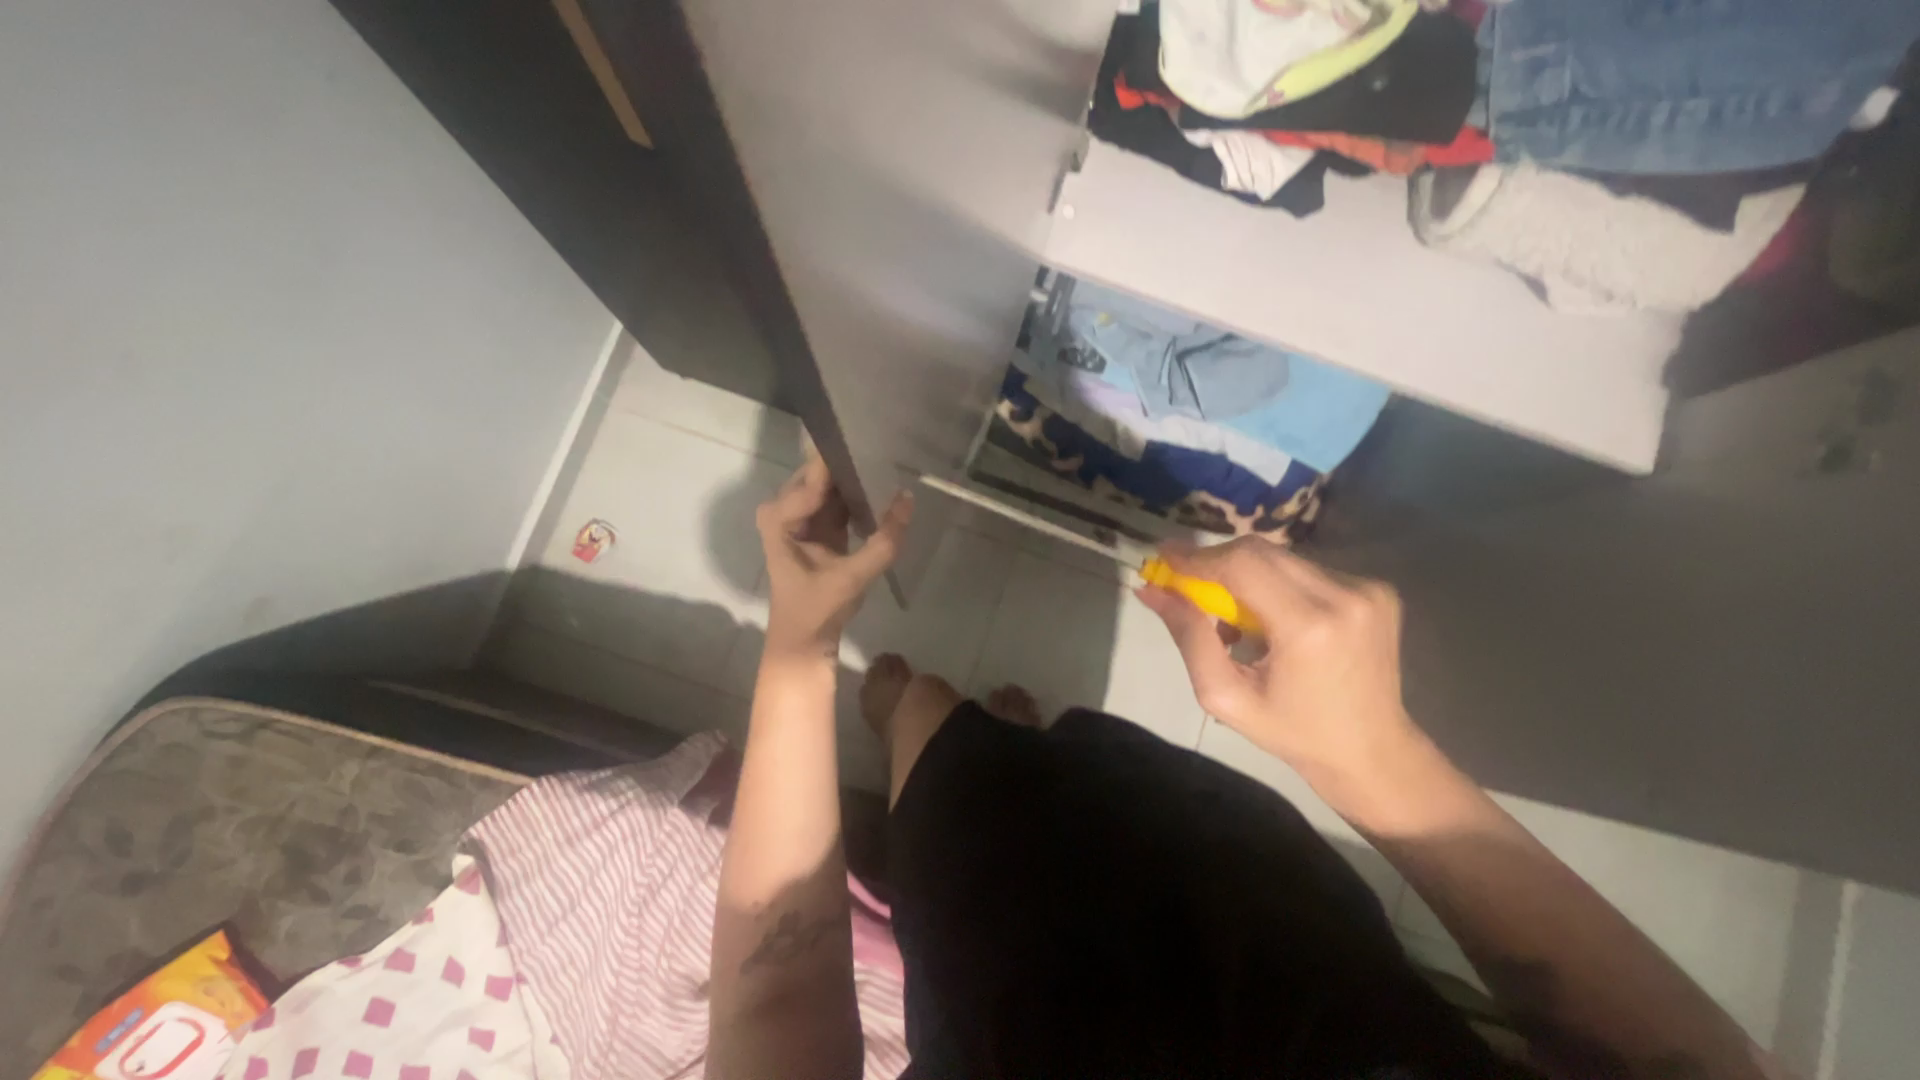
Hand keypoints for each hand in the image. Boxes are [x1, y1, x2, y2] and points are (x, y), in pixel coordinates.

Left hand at [757, 450, 912, 661]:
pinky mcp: (816, 523)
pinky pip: (837, 497)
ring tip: (888, 461)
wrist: (803, 641)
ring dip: (855, 477)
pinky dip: (856, 494)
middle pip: (820, 473)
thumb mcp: (853, 578)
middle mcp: (783, 508)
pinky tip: (881, 486)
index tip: (874, 440)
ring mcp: (799, 514)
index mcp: (779, 517)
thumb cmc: (817, 610)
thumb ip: (883, 541)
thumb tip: (908, 498)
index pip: (815, 477)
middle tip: (887, 449)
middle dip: (850, 463)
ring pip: (830, 483)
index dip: (843, 459)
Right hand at [1136, 537, 1421, 788]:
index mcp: (1308, 627)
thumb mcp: (1226, 697)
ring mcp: (1367, 589)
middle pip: (1262, 552)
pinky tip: (1273, 620)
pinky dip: (1278, 585)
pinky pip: (1308, 571)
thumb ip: (1189, 638)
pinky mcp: (1378, 589)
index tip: (1164, 557)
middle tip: (1186, 582)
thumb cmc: (1293, 731)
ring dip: (1248, 576)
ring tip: (1235, 618)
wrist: (1372, 750)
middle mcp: (1345, 596)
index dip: (1198, 557)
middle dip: (1217, 562)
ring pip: (1284, 559)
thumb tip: (1152, 591)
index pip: (1242, 565)